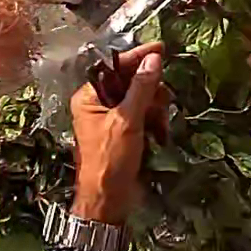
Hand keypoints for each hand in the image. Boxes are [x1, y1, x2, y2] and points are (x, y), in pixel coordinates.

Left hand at [69, 41, 166, 223]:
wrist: (108, 201)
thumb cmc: (110, 160)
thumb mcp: (127, 121)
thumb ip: (141, 89)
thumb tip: (153, 59)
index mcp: (88, 97)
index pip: (113, 67)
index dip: (137, 57)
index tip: (161, 48)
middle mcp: (97, 104)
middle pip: (129, 82)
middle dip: (149, 90)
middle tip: (162, 103)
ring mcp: (111, 119)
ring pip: (139, 99)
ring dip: (154, 108)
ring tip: (160, 124)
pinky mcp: (124, 133)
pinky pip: (142, 116)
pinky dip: (153, 121)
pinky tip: (160, 133)